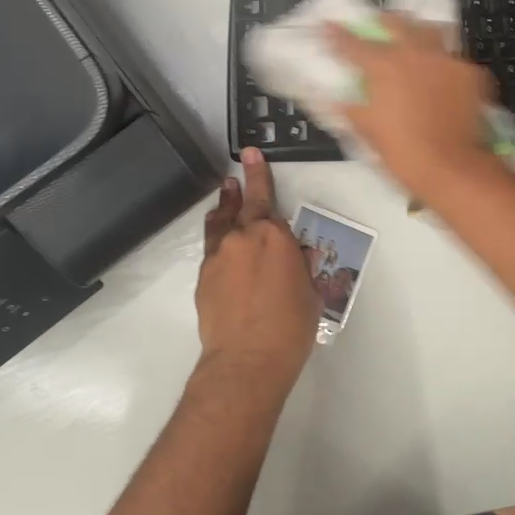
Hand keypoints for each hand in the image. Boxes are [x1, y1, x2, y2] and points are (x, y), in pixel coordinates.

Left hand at [197, 147, 318, 384]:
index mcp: (275, 236)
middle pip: (242, 204)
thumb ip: (300, 266)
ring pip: (221, 224)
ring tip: (225, 196)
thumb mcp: (311, 293)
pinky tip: (223, 243)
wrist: (247, 360)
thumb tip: (293, 255)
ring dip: (225, 208)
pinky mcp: (204, 278)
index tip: (252, 154)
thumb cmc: (290, 327)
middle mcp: (244, 237)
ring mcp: (219, 256)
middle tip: (241, 167)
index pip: (267, 198)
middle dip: (244, 183)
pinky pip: (213, 249)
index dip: (260, 175)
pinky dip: (219, 239)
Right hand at [330, 13, 504, 199]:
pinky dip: (444, 63)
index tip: (328, 26)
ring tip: (414, 41)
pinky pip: (454, 58)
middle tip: (377, 26)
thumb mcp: (366, 130)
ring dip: (417, 32)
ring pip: (430, 31)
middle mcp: (414, 53)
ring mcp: (445, 59)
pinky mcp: (470, 72)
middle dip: (382, 21)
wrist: (451, 167)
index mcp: (382, 65)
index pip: (352, 43)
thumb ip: (350, 108)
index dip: (336, 34)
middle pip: (395, 22)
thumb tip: (337, 100)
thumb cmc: (402, 152)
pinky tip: (442, 75)